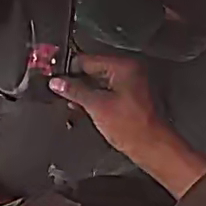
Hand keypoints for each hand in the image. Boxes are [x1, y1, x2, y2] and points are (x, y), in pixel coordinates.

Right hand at [50, 54, 205, 198]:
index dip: (69, 70)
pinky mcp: (129, 98)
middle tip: (60, 93)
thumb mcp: (96, 105)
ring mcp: (130, 85)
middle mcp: (129, 71)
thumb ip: (75, 91)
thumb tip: (57, 83)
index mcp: (123, 66)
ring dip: (84, 93)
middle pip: (93, 70)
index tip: (55, 79)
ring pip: (99, 83)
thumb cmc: (131, 126)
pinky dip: (94, 100)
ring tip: (72, 104)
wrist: (150, 146)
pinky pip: (106, 92)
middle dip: (76, 83)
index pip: (88, 60)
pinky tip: (84, 109)